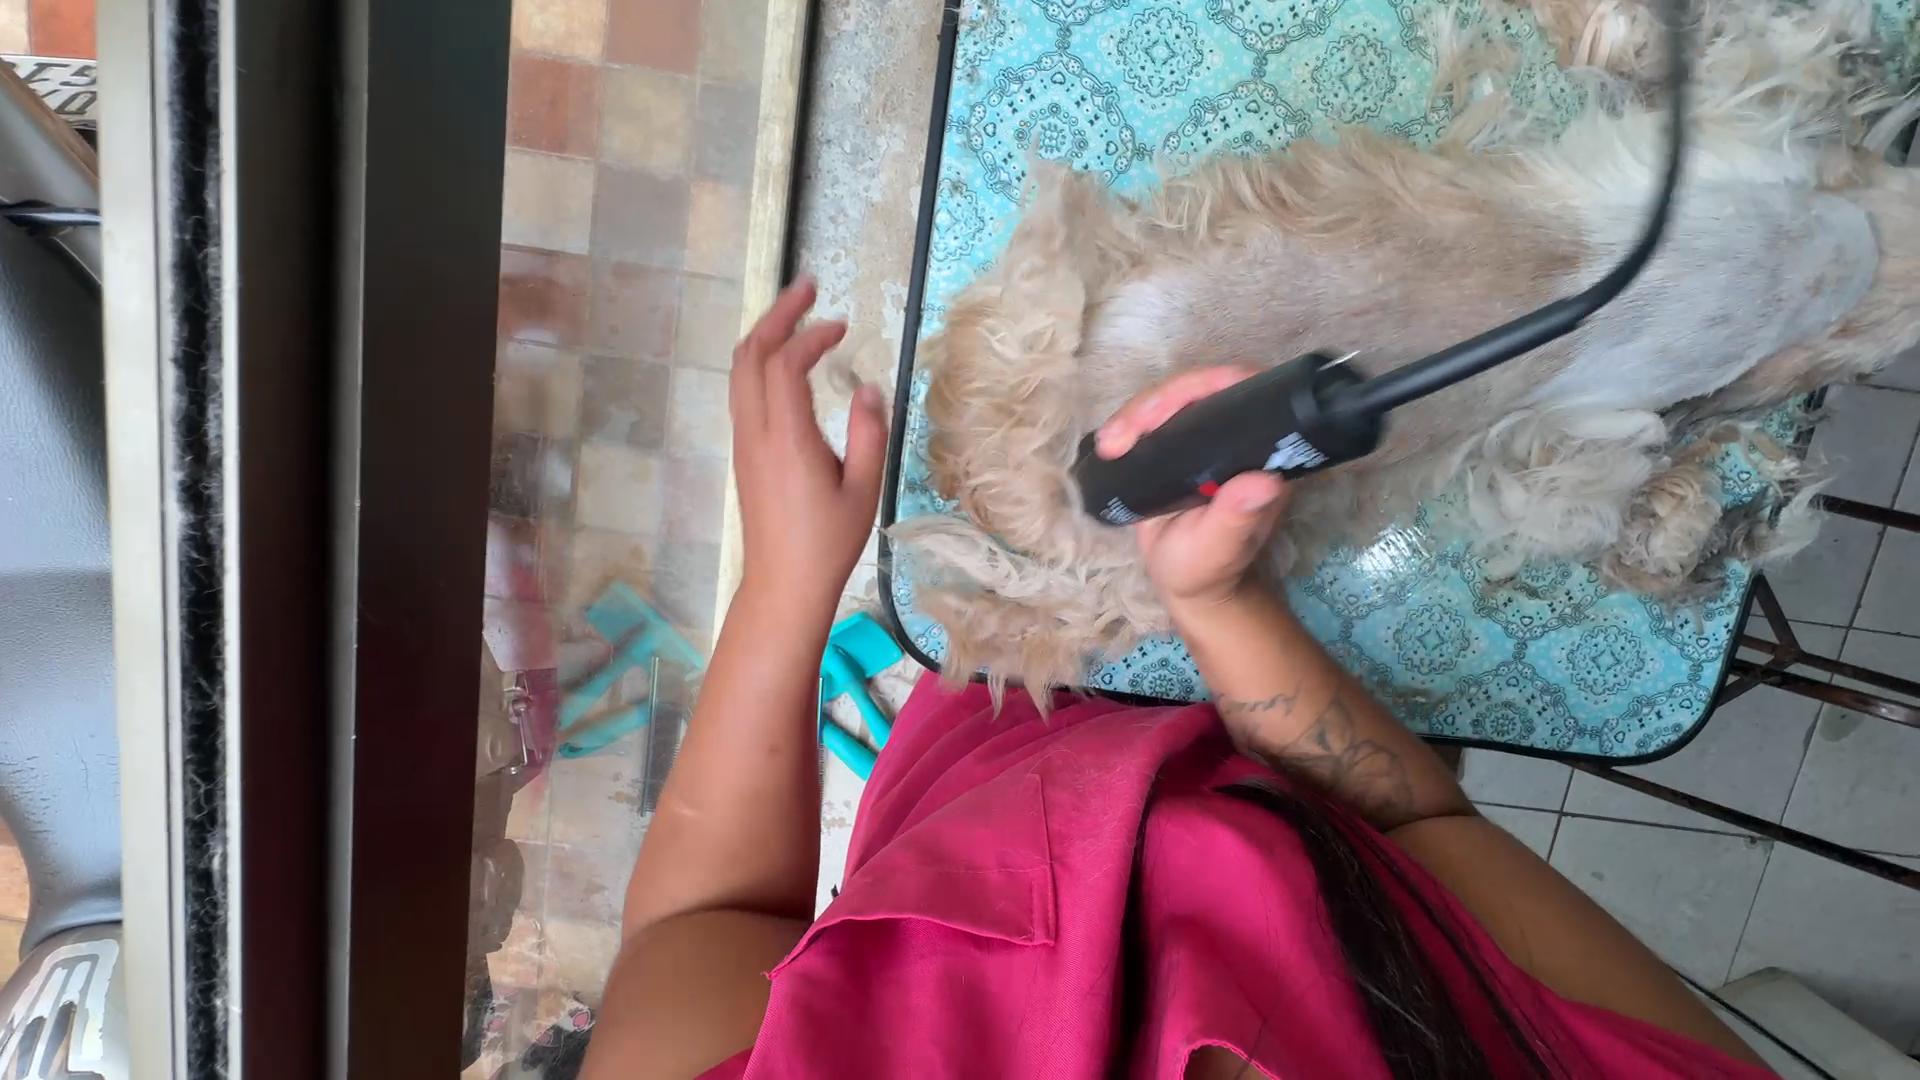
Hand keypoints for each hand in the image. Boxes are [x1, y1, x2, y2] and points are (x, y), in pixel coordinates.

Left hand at [730, 277, 886, 613]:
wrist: (783, 583)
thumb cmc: (829, 542)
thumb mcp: (864, 490)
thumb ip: (868, 433)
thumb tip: (868, 388)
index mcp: (788, 440)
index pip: (786, 365)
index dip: (812, 336)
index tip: (842, 328)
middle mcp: (756, 433)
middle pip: (750, 355)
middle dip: (777, 314)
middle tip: (807, 287)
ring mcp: (744, 442)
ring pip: (739, 371)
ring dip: (763, 335)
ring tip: (794, 315)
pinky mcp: (744, 453)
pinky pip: (742, 392)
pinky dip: (759, 362)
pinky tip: (783, 363)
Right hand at [1094, 366, 1287, 611]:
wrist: (1185, 580)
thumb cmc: (1208, 568)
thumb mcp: (1220, 549)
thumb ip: (1238, 519)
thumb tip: (1265, 481)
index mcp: (1259, 452)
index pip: (1243, 393)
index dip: (1206, 385)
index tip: (1166, 408)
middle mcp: (1233, 436)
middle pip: (1199, 389)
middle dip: (1158, 401)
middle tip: (1122, 435)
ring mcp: (1200, 438)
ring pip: (1170, 399)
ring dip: (1135, 412)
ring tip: (1110, 444)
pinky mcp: (1171, 445)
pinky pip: (1150, 418)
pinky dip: (1126, 424)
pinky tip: (1109, 442)